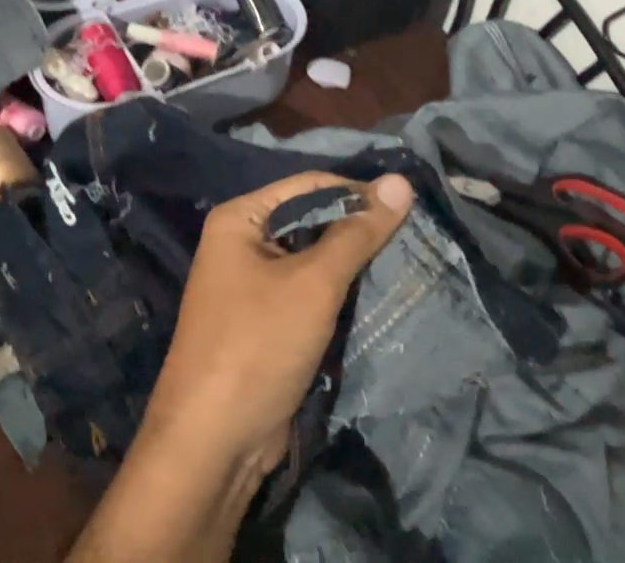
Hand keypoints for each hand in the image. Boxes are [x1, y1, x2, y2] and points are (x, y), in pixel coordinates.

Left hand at [140, 171, 414, 477]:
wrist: (212, 443)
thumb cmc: (257, 345)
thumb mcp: (314, 283)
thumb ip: (358, 233)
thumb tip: (402, 182)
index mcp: (239, 219)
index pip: (308, 186)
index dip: (356, 193)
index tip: (407, 209)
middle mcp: (241, 244)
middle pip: (310, 220)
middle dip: (356, 231)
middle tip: (411, 238)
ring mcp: (251, 286)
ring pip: (313, 260)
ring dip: (351, 265)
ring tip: (403, 264)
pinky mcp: (266, 323)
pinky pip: (308, 294)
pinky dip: (339, 295)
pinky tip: (375, 297)